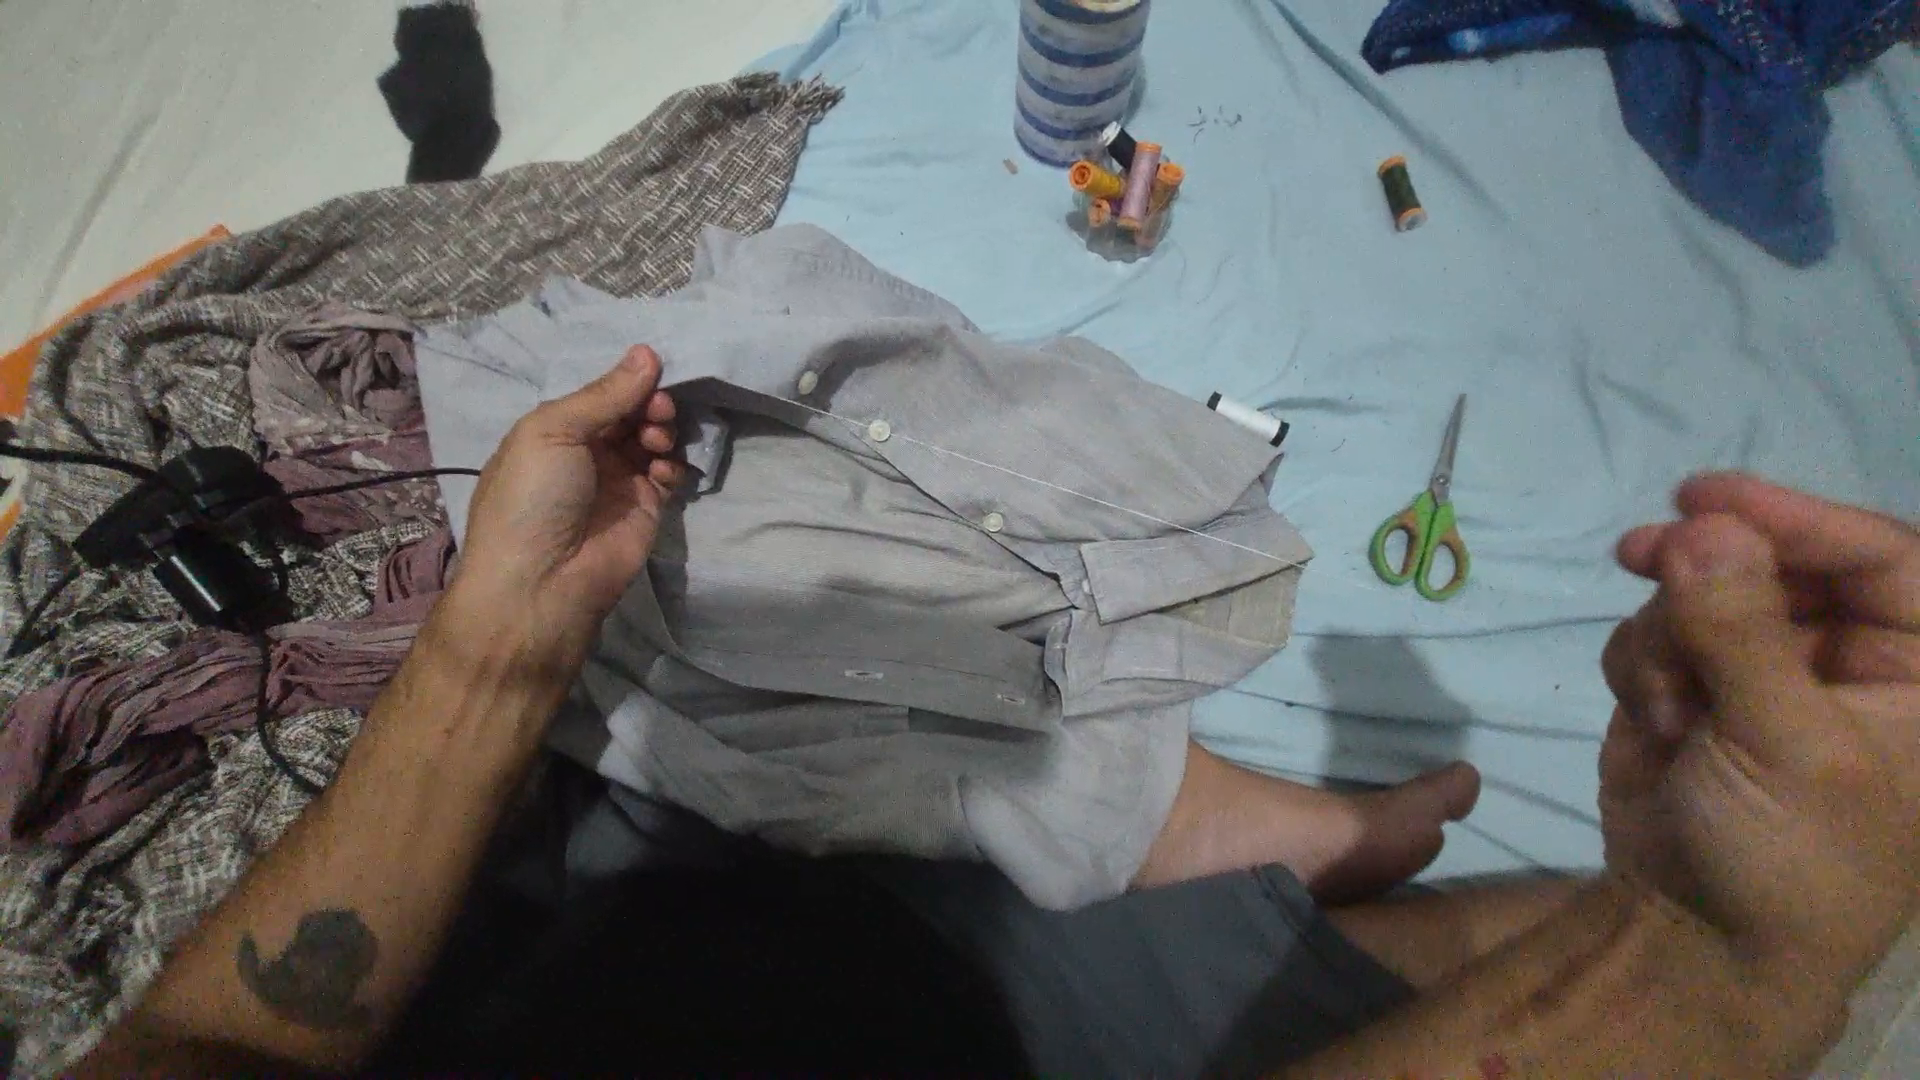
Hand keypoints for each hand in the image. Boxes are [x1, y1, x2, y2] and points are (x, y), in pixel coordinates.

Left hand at [448, 345, 683, 676]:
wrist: (545, 580)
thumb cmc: (533, 497)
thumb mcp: (553, 432)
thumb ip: (605, 394)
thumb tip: (648, 352)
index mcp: (555, 429)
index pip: (602, 394)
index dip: (629, 382)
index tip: (655, 373)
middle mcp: (589, 451)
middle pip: (632, 413)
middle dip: (650, 405)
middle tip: (658, 412)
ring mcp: (620, 480)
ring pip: (654, 440)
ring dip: (662, 432)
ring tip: (658, 442)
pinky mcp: (648, 507)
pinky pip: (670, 474)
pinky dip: (672, 465)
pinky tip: (663, 471)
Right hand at [1597, 483, 1919, 997]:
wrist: (1691, 916)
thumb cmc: (1788, 849)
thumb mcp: (1781, 743)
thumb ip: (1740, 633)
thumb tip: (1699, 528)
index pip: (1884, 564)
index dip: (1800, 520)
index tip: (1702, 495)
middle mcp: (1846, 660)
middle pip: (1771, 566)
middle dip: (1702, 565)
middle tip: (1637, 552)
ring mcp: (1756, 669)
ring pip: (1691, 599)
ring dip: (1661, 643)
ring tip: (1665, 708)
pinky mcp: (1685, 682)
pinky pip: (1647, 635)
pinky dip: (1635, 669)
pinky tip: (1650, 718)